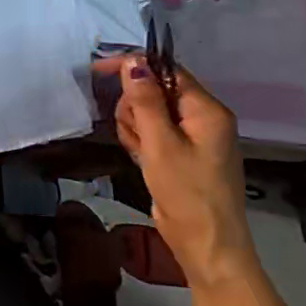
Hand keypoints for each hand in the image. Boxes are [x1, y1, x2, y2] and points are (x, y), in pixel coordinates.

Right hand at [93, 54, 256, 286]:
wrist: (206, 242)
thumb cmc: (186, 191)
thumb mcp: (160, 144)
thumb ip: (145, 101)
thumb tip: (133, 63)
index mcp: (206, 110)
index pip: (167, 71)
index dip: (134, 68)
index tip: (98, 70)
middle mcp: (202, 118)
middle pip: (154, 91)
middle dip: (134, 106)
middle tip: (134, 133)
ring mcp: (191, 137)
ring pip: (148, 113)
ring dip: (134, 126)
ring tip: (139, 151)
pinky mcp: (179, 153)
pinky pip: (152, 133)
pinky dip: (140, 141)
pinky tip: (140, 157)